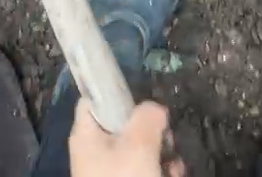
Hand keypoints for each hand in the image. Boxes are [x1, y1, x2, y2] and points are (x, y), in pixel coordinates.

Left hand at [69, 100, 185, 176]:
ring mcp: (109, 174)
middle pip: (123, 126)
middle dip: (151, 131)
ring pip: (138, 152)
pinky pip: (143, 173)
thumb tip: (155, 109)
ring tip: (175, 164)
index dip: (116, 93)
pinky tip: (175, 175)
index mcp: (86, 135)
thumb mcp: (138, 145)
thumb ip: (148, 118)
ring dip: (161, 154)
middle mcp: (94, 152)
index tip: (142, 98)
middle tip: (167, 137)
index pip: (93, 100)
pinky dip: (161, 172)